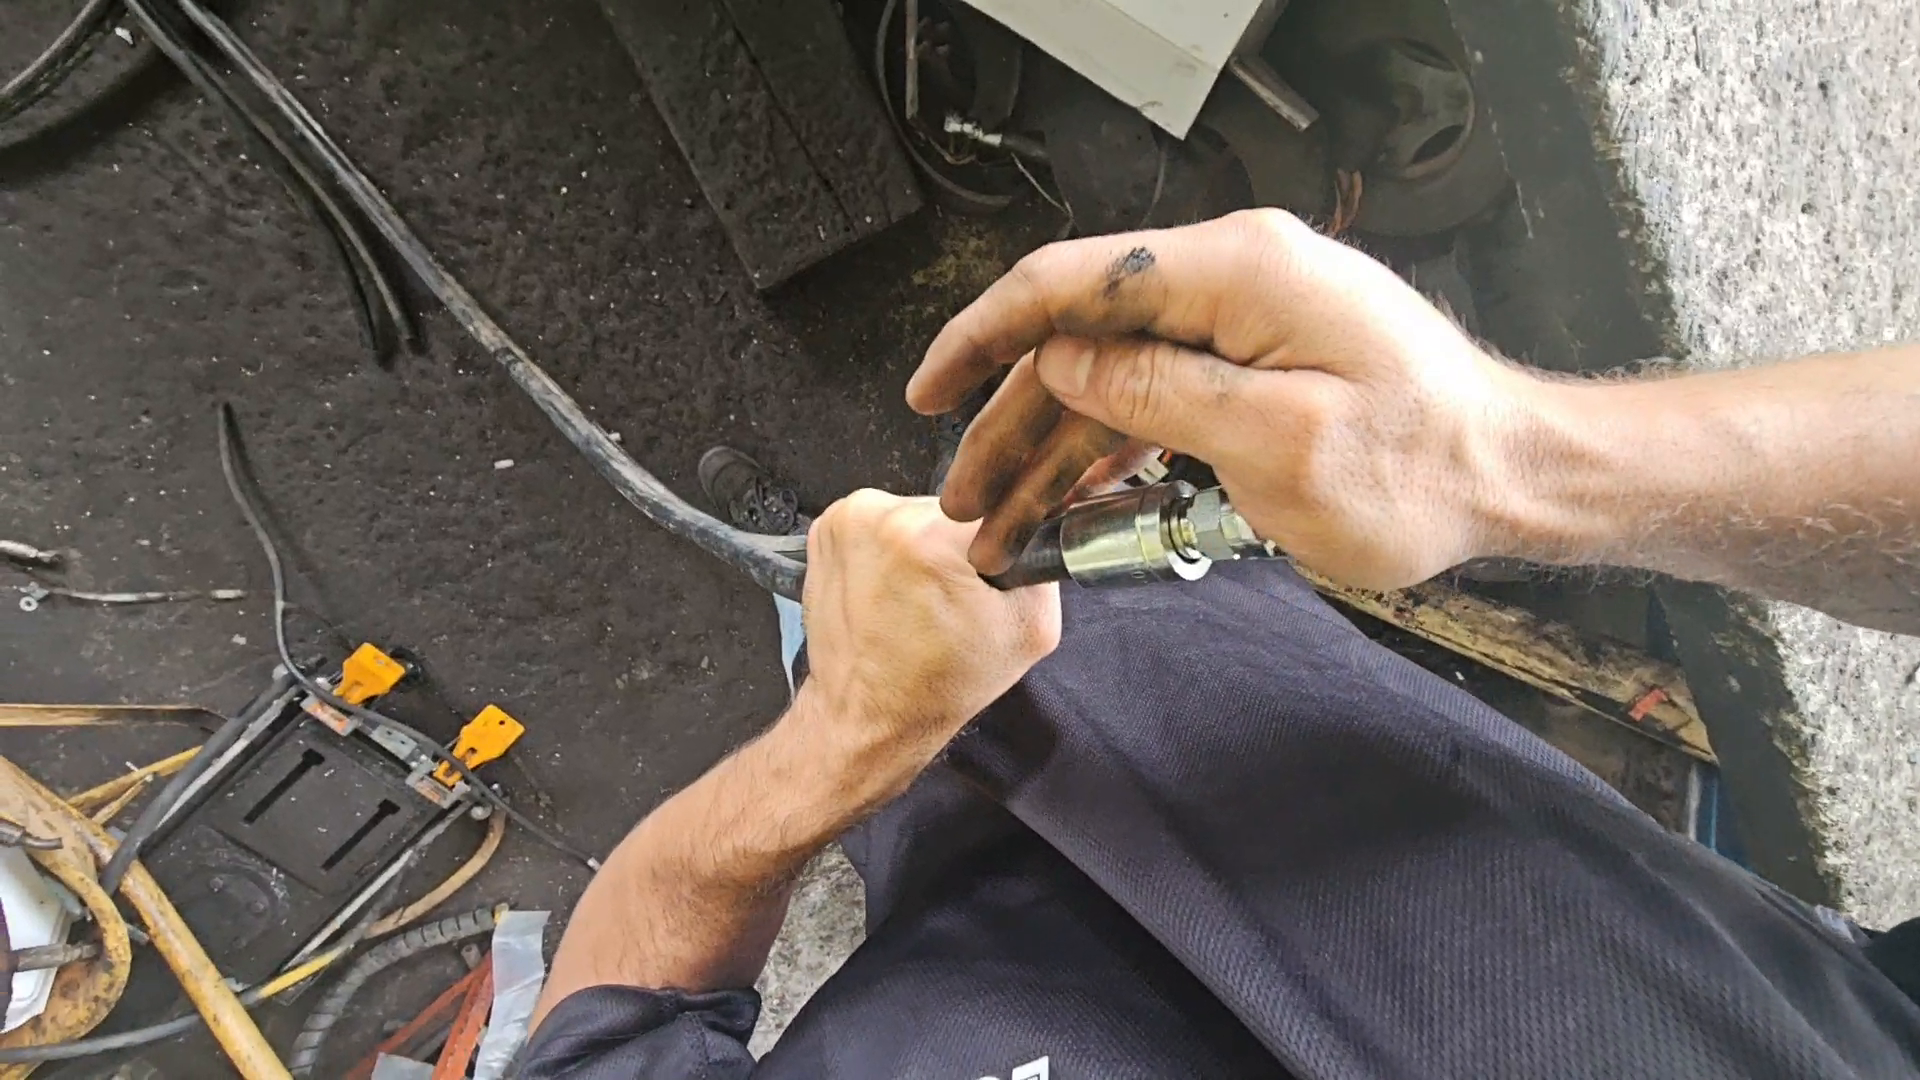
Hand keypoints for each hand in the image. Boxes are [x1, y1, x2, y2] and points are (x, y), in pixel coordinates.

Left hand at [792, 490, 1060, 796]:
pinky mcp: (825, 528)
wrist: (866, 713)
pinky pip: (882, 522)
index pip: (994, 508)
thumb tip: (1035, 522)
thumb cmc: (937, 684)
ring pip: (916, 512)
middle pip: (952, 508)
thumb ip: (1044, 563)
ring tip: (917, 596)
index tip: (987, 575)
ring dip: (924, 544)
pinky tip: (890, 589)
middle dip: (959, 544)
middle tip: (952, 593)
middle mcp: (879, 515)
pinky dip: (892, 549)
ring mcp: (845, 519)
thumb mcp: (1031, 629)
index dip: (1000, 543)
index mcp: (931, 536)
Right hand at [907, 209, 1550, 589]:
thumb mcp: (1283, 442)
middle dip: (1006, 428)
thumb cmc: (1420, 471)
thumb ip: (1160, 391)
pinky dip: (1094, 463)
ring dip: (1042, 461)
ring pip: (1099, 393)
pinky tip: (1055, 507)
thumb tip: (1062, 364)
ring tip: (996, 527)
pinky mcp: (1232, 375)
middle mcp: (1222, 288)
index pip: (1071, 286)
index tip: (930, 387)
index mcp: (1234, 276)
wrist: (1503, 480)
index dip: (985, 336)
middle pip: (1074, 351)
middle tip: (961, 498)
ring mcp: (1225, 333)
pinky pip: (1140, 413)